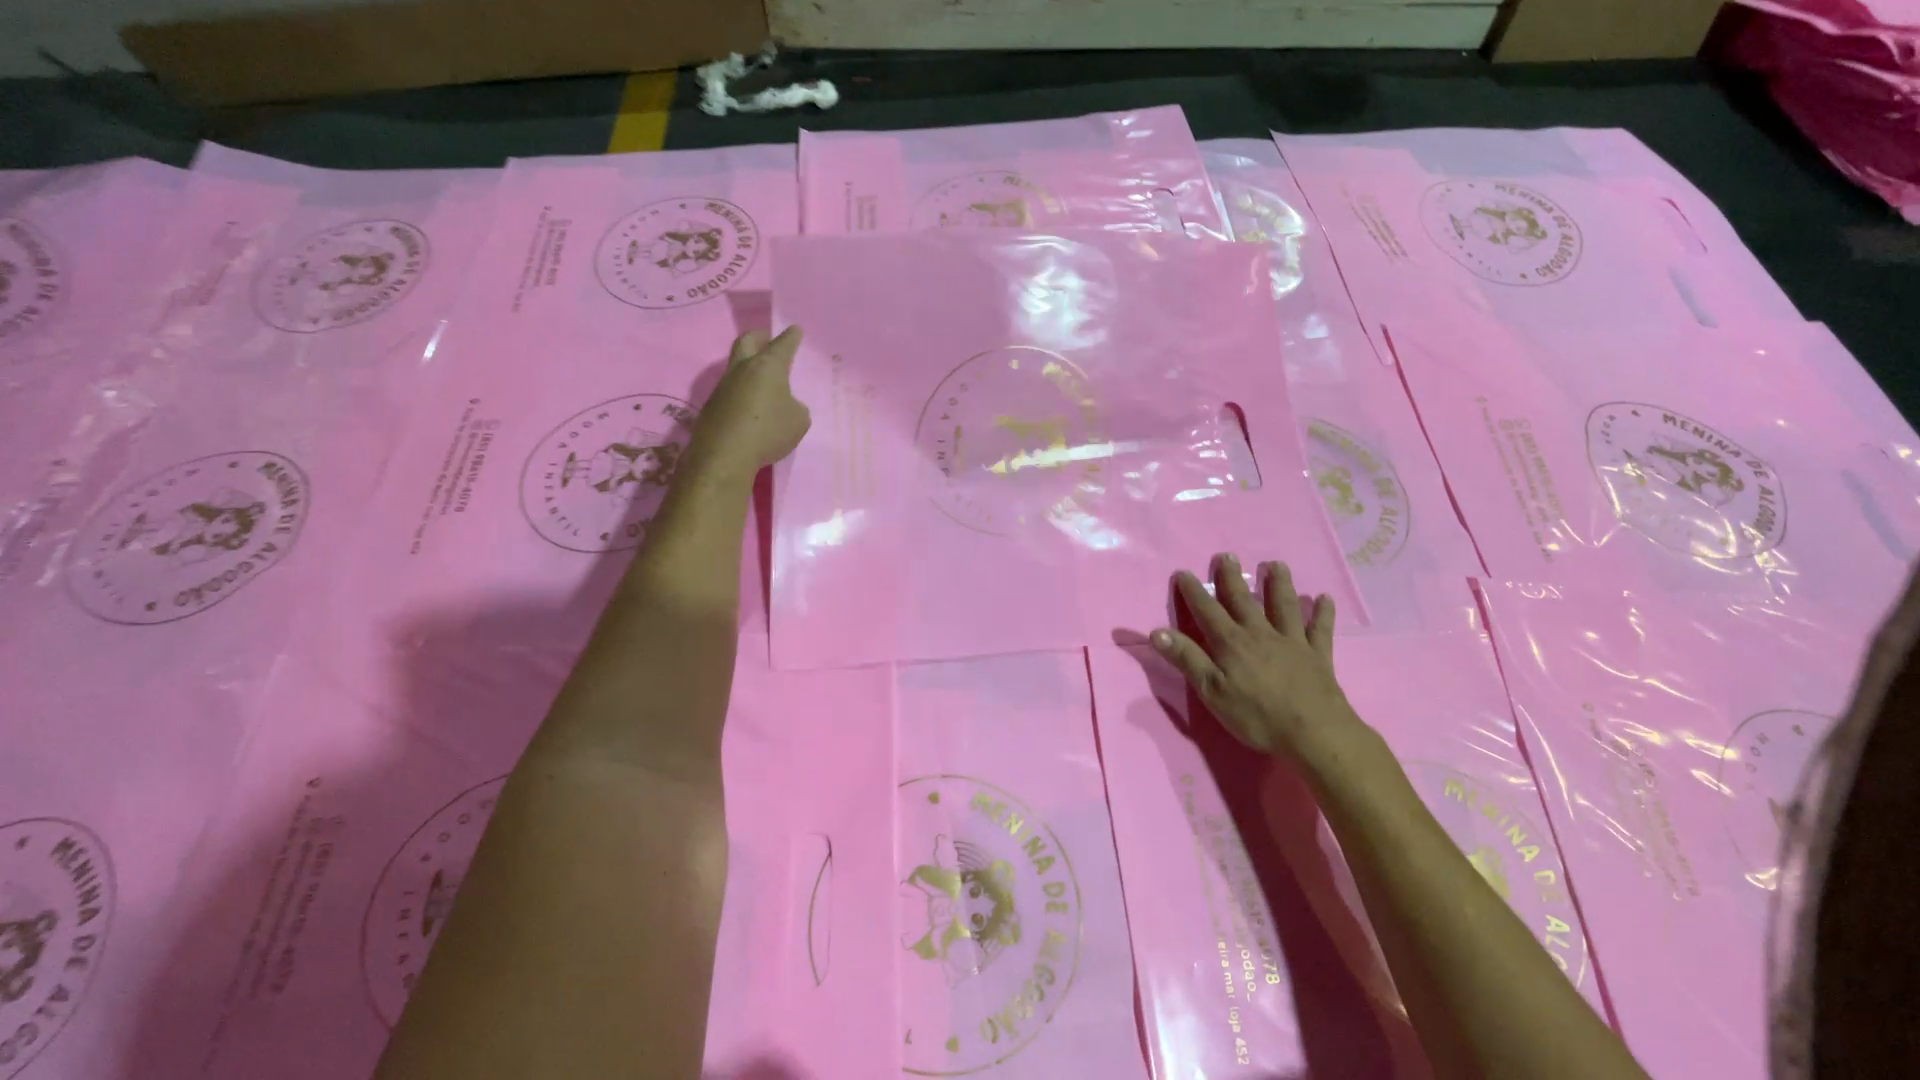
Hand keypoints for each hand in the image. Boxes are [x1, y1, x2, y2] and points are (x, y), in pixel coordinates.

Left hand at [691, 326, 811, 476]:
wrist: (724, 455)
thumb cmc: (768, 431)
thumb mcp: (798, 421)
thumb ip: (795, 407)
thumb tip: (784, 405)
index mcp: (768, 366)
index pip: (782, 344)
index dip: (791, 337)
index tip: (795, 330)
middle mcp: (742, 369)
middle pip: (747, 341)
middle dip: (759, 337)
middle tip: (767, 339)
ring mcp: (723, 386)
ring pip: (736, 366)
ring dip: (748, 367)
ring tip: (761, 379)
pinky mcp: (712, 405)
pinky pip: (730, 390)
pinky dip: (741, 391)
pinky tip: (749, 406)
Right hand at [1151, 554, 1365, 761]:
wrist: (1313, 732)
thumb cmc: (1257, 716)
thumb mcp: (1212, 692)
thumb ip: (1187, 660)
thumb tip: (1157, 632)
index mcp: (1232, 643)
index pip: (1207, 611)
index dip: (1194, 592)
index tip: (1183, 573)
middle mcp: (1261, 633)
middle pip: (1243, 600)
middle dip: (1231, 578)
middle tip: (1226, 555)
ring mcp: (1292, 641)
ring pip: (1284, 605)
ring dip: (1279, 583)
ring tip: (1276, 564)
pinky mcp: (1318, 655)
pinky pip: (1320, 629)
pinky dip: (1323, 613)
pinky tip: (1325, 599)